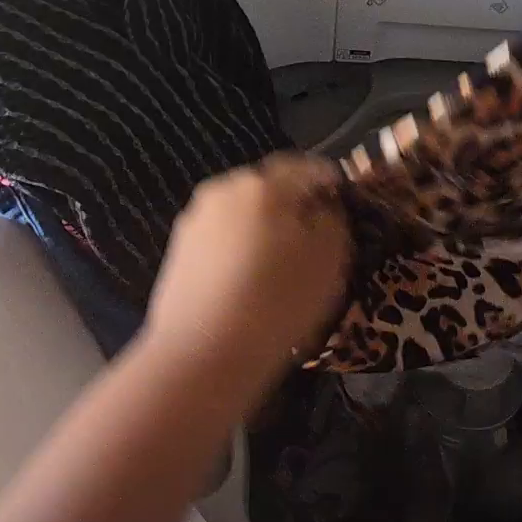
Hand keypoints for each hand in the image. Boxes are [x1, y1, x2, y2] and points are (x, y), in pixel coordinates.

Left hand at [141, 154, 351, 385]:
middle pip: (270, 188)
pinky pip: (221, 240)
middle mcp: (224, 189)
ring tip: (281, 265)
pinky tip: (249, 282)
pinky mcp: (177, 251)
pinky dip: (239, 251)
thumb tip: (322, 207)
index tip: (344, 205)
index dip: (330, 183)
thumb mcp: (329, 260)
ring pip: (243, 215)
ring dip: (264, 229)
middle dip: (293, 206)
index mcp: (263, 183)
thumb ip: (333, 220)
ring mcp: (195, 220)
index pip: (307, 167)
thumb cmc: (277, 302)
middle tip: (314, 238)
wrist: (201, 354)